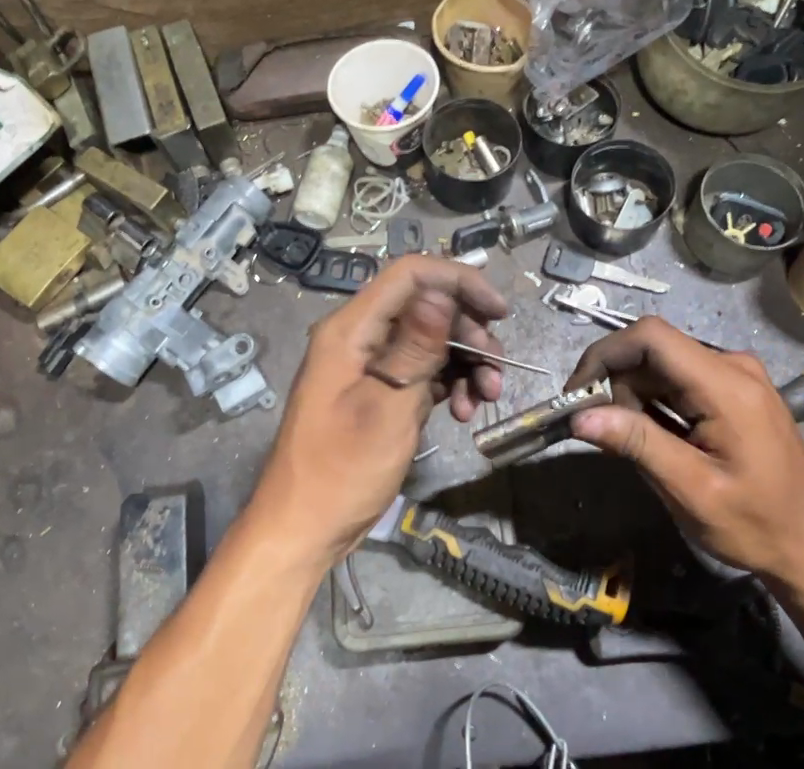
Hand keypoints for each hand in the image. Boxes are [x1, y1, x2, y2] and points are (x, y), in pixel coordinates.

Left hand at [249, 255, 508, 565]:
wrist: (304, 527)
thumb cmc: (341, 470)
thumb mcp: (387, 407)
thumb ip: (415, 346)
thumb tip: (441, 292)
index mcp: (350, 330)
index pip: (410, 275)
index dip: (459, 281)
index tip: (499, 311)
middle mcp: (358, 338)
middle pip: (425, 307)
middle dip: (468, 332)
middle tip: (496, 369)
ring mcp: (368, 366)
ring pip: (429, 341)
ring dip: (464, 363)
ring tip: (486, 398)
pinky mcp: (378, 392)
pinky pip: (420, 372)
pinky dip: (447, 385)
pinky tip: (463, 412)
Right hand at [565, 319, 803, 579]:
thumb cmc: (756, 524)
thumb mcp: (691, 491)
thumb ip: (638, 445)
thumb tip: (579, 417)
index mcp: (727, 385)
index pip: (652, 337)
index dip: (605, 354)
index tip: (578, 394)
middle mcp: (733, 367)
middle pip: (653, 350)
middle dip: (617, 383)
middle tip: (604, 433)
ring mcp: (736, 376)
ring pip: (662, 365)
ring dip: (634, 396)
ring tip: (632, 445)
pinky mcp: (733, 390)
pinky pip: (679, 380)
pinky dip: (654, 403)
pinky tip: (655, 440)